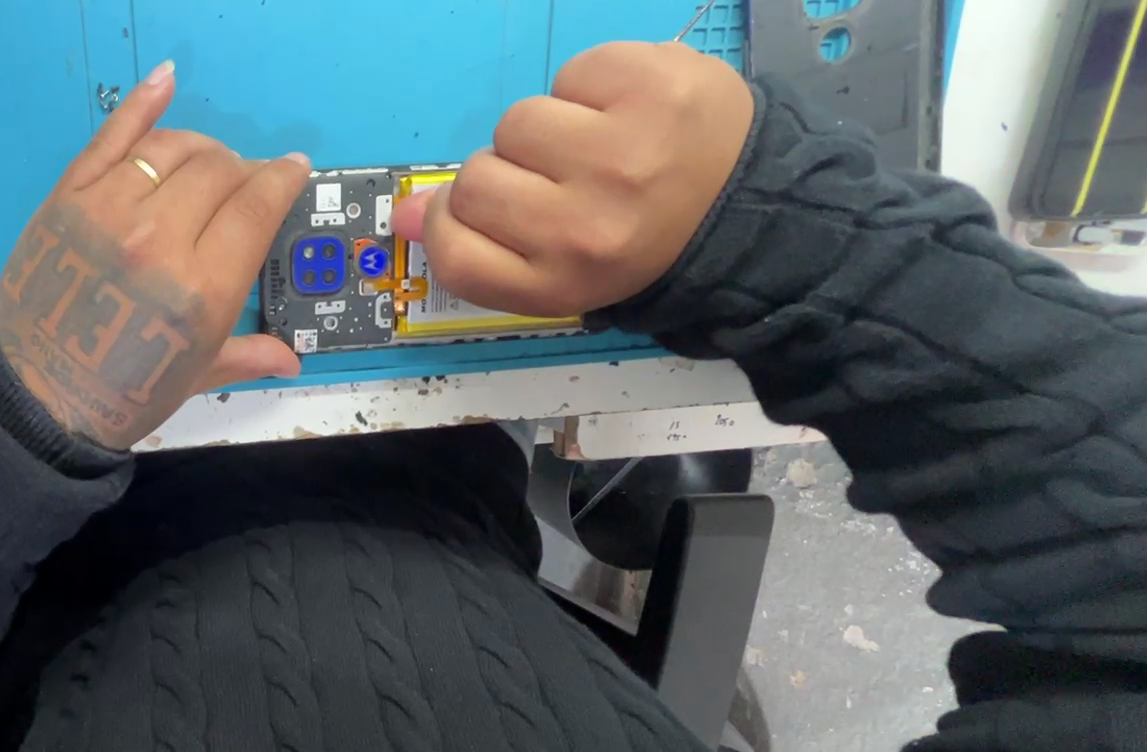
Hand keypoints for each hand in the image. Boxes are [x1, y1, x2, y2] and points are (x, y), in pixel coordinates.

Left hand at [0, 61, 311, 449]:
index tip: (292, 171)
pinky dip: (142, 104)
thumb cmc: (125, 395)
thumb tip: (291, 359)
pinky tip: (166, 80)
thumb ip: (247, 355)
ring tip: (208, 164)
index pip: (257, 206)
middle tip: (243, 187)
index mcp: (204, 289)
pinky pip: (111, 137)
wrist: (39, 399)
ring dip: (202, 148)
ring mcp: (110, 210)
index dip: (282, 181)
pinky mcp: (69, 197)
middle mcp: (162, 238)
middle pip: (220, 171)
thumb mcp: (194, 378)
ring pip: (173, 149)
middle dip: (244, 172)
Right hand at [392, 42, 753, 317]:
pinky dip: (586, 88)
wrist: (744, 211)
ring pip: (516, 122)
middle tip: (550, 184)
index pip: (452, 250)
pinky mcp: (654, 84)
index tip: (471, 214)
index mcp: (552, 284)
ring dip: (540, 131)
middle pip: (474, 181)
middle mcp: (581, 227)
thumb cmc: (626, 250)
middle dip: (500, 175)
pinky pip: (572, 73)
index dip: (445, 225)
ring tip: (589, 147)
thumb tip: (402, 210)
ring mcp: (620, 152)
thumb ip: (472, 250)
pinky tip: (619, 113)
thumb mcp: (548, 276)